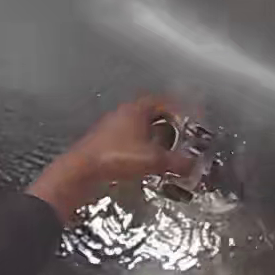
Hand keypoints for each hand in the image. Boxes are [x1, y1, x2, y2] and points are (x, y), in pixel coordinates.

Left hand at [27, 96, 195, 221]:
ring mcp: (111, 129)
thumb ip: (178, 162)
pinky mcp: (103, 144)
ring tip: (166, 149)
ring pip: (139, 127)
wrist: (80, 173)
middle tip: (181, 134)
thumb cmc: (115, 158)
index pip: (164, 101)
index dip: (180, 109)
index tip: (190, 117)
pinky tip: (146, 161)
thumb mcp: (154, 160)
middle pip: (151, 113)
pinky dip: (141, 147)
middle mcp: (122, 114)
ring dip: (154, 136)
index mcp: (136, 110)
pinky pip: (128, 140)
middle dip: (169, 123)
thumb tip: (194, 165)